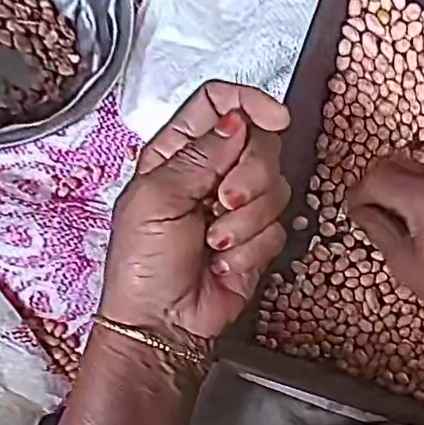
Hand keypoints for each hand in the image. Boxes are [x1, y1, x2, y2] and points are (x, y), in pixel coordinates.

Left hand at [101, 81, 291, 345]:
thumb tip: (238, 121)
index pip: (221, 104)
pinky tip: (225, 263)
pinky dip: (252, 249)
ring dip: (246, 222)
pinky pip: (278, 230)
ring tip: (214, 244)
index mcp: (178, 152)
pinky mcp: (260, 240)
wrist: (165, 321)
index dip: (251, 103)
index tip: (276, 118)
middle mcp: (214, 174)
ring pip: (276, 190)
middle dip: (251, 176)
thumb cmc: (144, 263)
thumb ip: (199, 156)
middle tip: (223, 203)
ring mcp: (241, 208)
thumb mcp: (157, 198)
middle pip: (261, 146)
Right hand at [345, 154, 423, 334]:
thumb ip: (377, 228)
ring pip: (411, 167)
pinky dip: (412, 190)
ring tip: (388, 220)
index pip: (378, 177)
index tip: (353, 212)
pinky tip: (410, 220)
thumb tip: (360, 210)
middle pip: (393, 163)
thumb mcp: (403, 262)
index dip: (358, 194)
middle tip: (366, 213)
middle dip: (373, 184)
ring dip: (393, 186)